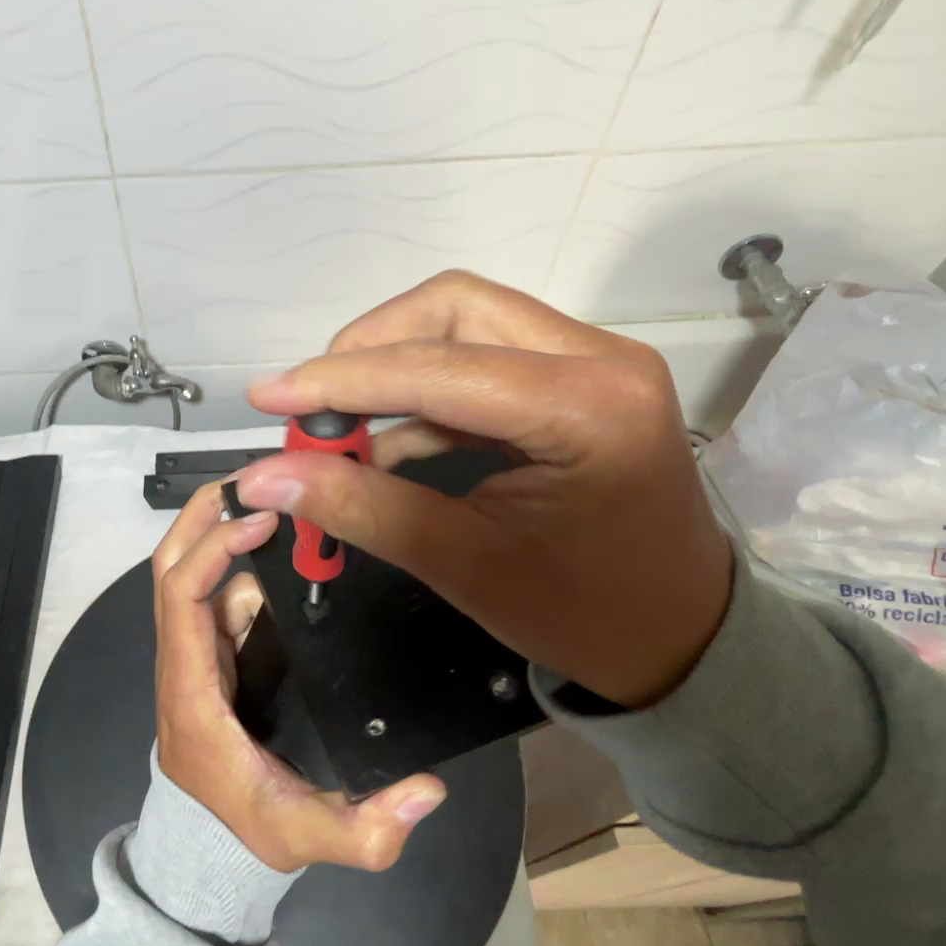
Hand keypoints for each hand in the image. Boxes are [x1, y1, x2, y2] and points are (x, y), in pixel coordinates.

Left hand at [151, 483, 447, 872]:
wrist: (208, 838)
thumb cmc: (247, 830)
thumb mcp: (306, 836)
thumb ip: (367, 830)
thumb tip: (426, 789)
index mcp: (191, 690)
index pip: (181, 598)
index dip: (213, 550)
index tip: (260, 520)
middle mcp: (182, 660)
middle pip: (171, 567)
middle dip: (202, 517)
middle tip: (253, 481)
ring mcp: (194, 652)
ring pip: (195, 574)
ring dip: (229, 538)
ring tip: (287, 516)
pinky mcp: (210, 652)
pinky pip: (221, 595)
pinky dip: (244, 568)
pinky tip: (285, 562)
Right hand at [237, 271, 733, 708]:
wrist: (682, 637)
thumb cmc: (584, 615)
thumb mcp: (463, 564)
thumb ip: (361, 508)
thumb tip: (264, 478)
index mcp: (588, 409)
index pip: (438, 368)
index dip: (341, 379)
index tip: (267, 396)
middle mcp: (600, 358)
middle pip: (453, 309)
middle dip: (369, 350)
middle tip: (312, 404)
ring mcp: (595, 360)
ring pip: (466, 320)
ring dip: (393, 362)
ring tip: (337, 421)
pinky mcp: (579, 375)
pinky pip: (483, 355)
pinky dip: (423, 386)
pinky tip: (383, 434)